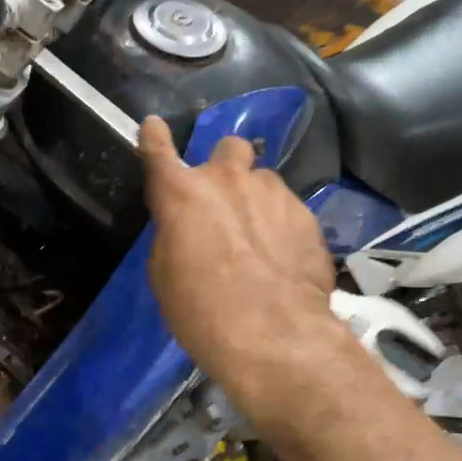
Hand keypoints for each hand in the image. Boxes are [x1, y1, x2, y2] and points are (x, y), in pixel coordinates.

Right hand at [139, 116, 344, 420]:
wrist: (276, 335)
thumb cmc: (203, 311)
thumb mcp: (166, 275)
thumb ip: (174, 235)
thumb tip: (188, 228)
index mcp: (182, 193)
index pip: (159, 152)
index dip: (154, 137)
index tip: (154, 125)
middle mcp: (227, 180)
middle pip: (229, 146)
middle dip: (227, 164)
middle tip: (227, 196)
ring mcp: (272, 193)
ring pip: (263, 179)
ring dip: (258, 197)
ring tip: (262, 236)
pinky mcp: (307, 216)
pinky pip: (290, 209)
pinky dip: (284, 225)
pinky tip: (286, 257)